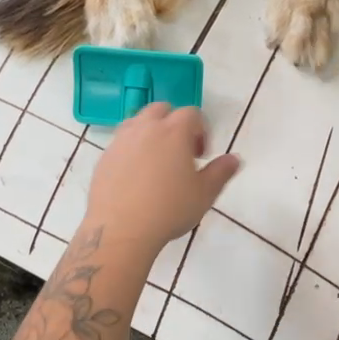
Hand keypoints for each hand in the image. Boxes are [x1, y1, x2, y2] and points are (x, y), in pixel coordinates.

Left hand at [84, 104, 240, 251]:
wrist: (122, 229)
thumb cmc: (169, 209)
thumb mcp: (205, 194)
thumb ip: (221, 172)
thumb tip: (234, 159)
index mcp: (174, 131)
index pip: (192, 113)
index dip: (202, 131)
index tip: (202, 156)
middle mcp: (145, 128)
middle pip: (161, 110)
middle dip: (174, 124)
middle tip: (180, 153)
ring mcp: (121, 141)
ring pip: (137, 122)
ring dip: (150, 133)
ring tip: (157, 162)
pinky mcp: (104, 157)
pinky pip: (121, 143)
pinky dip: (132, 150)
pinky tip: (136, 177)